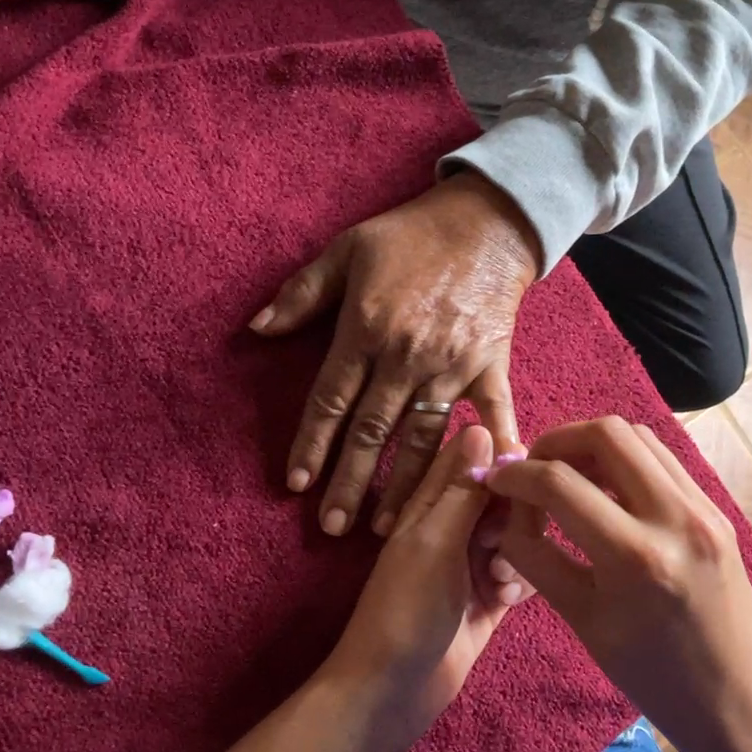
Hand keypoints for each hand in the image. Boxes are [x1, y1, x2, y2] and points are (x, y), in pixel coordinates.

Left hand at [251, 172, 540, 537]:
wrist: (486, 224)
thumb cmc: (410, 236)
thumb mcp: (346, 249)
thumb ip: (301, 293)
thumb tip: (256, 328)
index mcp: (365, 329)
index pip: (331, 400)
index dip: (312, 444)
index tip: (296, 485)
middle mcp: (406, 356)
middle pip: (372, 431)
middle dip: (350, 482)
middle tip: (332, 526)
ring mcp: (452, 366)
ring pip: (423, 436)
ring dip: (405, 484)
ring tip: (387, 527)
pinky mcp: (491, 366)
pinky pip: (494, 413)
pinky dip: (494, 448)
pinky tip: (492, 487)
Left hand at [322, 425, 522, 731]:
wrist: (391, 692)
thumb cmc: (405, 611)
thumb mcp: (435, 542)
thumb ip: (462, 490)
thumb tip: (481, 425)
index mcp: (432, 503)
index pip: (476, 458)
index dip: (507, 460)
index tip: (531, 478)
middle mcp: (455, 526)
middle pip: (506, 496)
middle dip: (518, 515)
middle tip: (502, 548)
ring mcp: (473, 563)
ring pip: (519, 534)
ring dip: (521, 552)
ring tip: (502, 585)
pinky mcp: (489, 599)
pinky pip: (522, 573)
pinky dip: (522, 581)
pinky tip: (508, 602)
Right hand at [483, 418, 751, 749]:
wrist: (733, 698)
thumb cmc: (649, 674)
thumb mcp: (581, 620)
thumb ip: (536, 558)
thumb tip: (504, 515)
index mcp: (636, 557)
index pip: (560, 483)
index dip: (516, 476)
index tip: (496, 481)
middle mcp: (676, 518)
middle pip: (606, 433)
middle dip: (555, 441)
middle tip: (533, 468)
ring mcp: (704, 508)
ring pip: (638, 436)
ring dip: (591, 443)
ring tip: (566, 474)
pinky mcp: (715, 509)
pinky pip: (662, 458)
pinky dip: (624, 458)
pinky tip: (603, 486)